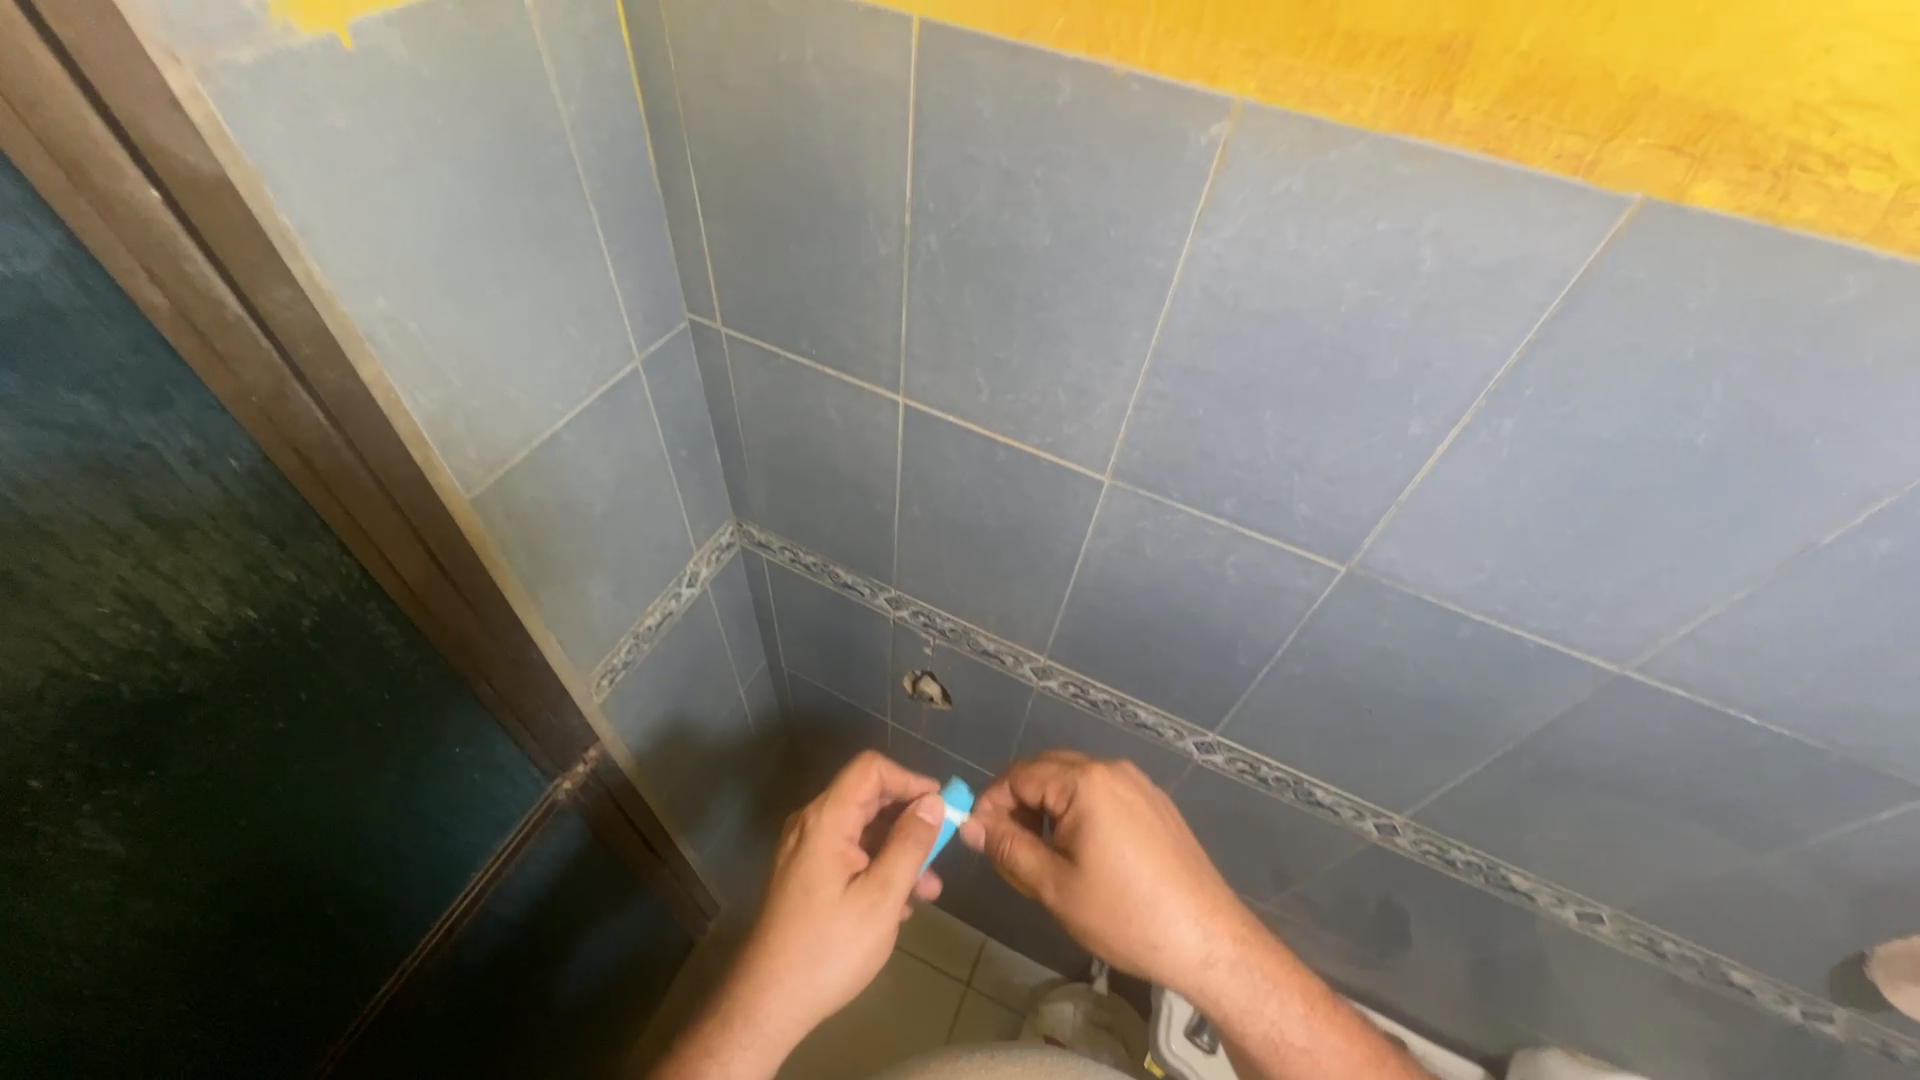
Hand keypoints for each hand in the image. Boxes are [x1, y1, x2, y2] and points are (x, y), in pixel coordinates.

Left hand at [722, 751, 946, 1053]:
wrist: (768, 1003)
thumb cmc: (829, 949)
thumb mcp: (882, 897)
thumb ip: (910, 845)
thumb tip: (934, 803)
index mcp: (825, 820)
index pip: (870, 769)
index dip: (909, 780)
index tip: (940, 808)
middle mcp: (811, 825)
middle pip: (868, 798)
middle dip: (909, 821)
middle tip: (941, 854)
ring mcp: (806, 851)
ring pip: (862, 831)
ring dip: (898, 851)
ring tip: (927, 892)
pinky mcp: (805, 876)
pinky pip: (849, 854)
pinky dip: (877, 868)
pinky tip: (897, 906)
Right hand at [959, 751, 1265, 1000]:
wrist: (1207, 940)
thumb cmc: (1124, 914)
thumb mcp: (1054, 886)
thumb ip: (1007, 847)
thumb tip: (970, 824)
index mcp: (1085, 782)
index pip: (1019, 774)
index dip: (991, 803)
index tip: (979, 837)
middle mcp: (1112, 769)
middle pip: (1047, 770)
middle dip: (1019, 803)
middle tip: (1007, 847)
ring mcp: (1139, 784)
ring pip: (1075, 782)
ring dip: (1048, 808)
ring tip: (1042, 855)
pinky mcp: (1155, 804)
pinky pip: (1103, 793)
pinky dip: (1079, 812)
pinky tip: (1082, 853)